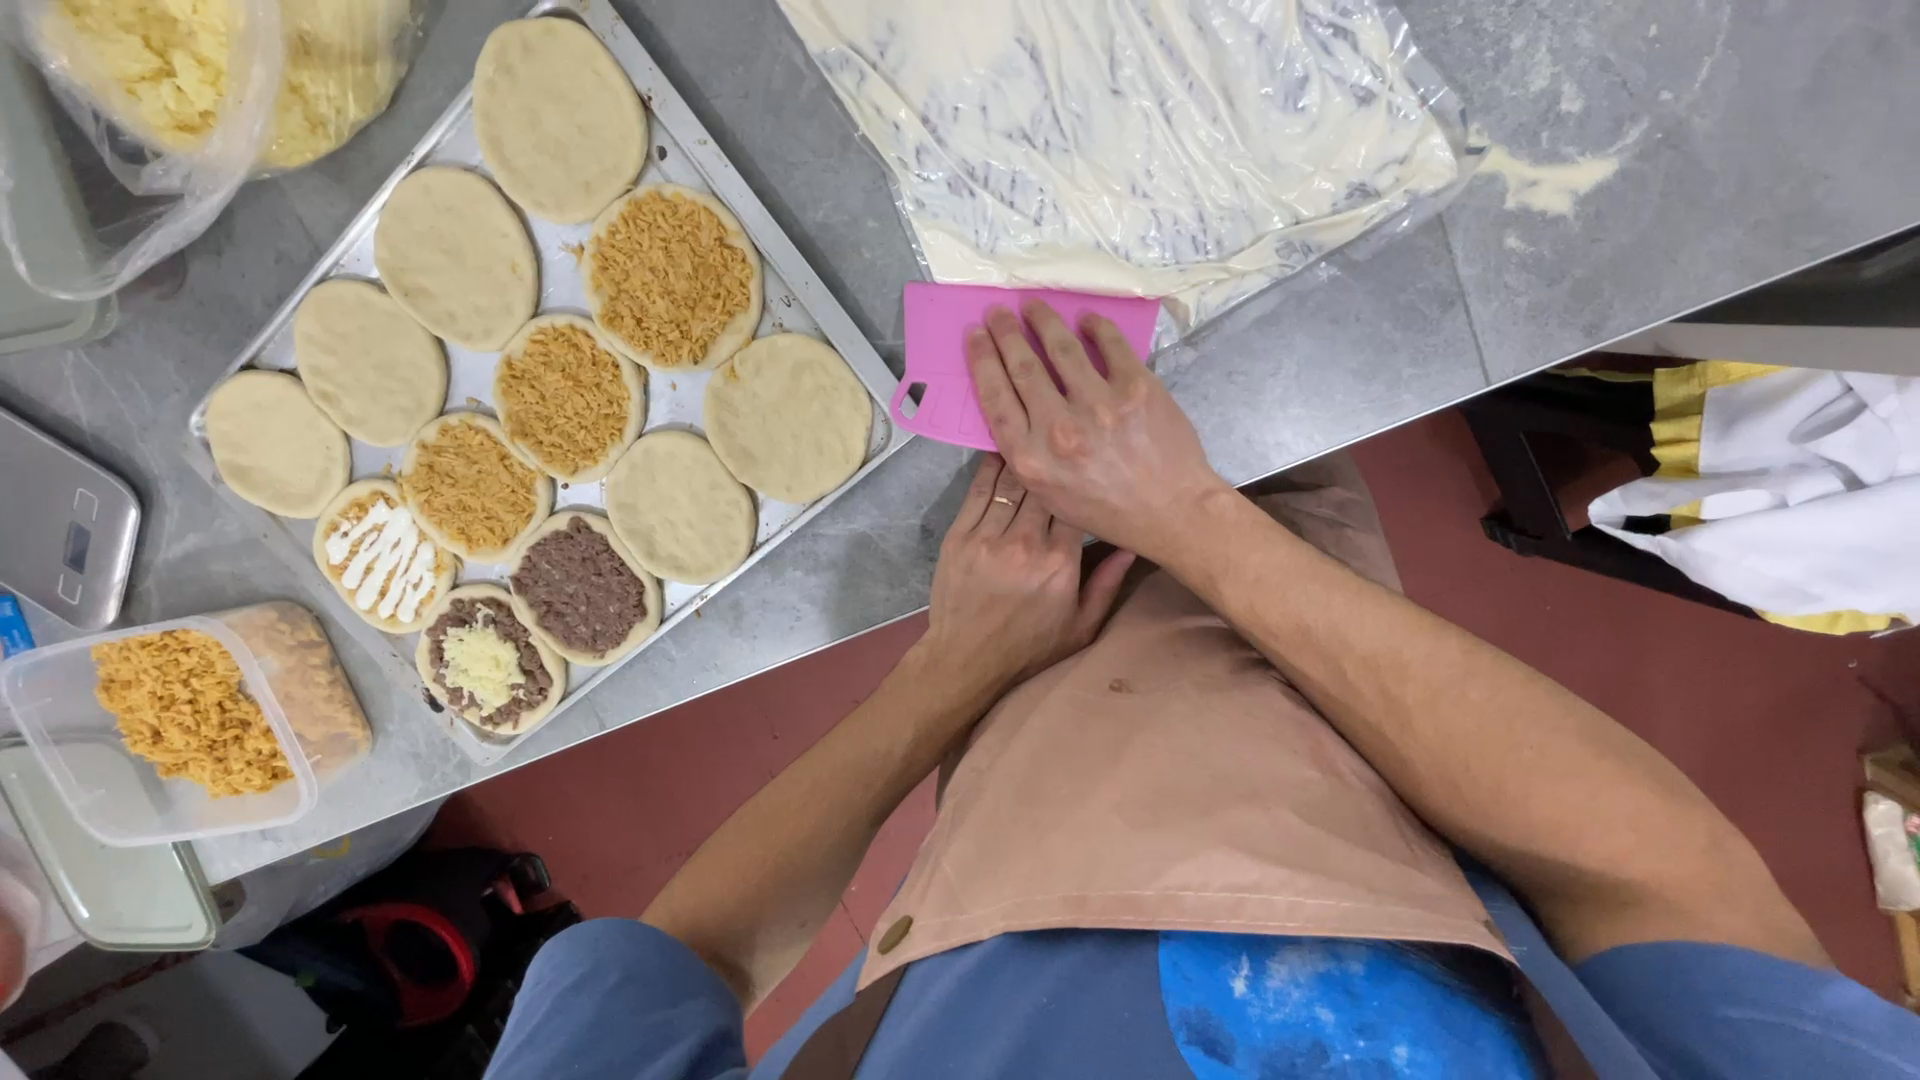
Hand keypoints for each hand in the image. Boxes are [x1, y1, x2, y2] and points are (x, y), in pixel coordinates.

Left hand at [916, 454, 1134, 698]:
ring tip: (1034, 434)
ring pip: (1011, 481)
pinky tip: (1001, 449)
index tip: (1088, 467)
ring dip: (1024, 456)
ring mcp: (988, 538)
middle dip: (1055, 463)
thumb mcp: (1082, 625)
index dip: (1082, 482)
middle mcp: (1025, 544)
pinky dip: (991, 468)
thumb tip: (1134, 543)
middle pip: (1044, 485)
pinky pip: (978, 491)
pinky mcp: (959, 537)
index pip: (1076, 504)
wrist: (967, 660)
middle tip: (1062, 441)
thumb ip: (1108, 583)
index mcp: (1060, 564)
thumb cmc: (1030, 647)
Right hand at [966, 301, 1230, 564]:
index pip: (995, 397)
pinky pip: (1110, 344)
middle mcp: (1058, 428)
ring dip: (1043, 320)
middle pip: (1022, 366)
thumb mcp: (1048, 494)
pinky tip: (1086, 319)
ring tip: (1034, 307)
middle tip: (998, 311)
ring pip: (1062, 347)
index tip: (975, 335)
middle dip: (1005, 332)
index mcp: (1031, 458)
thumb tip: (1012, 405)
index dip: (982, 360)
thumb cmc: (1106, 509)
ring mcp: (1098, 405)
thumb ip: (1026, 453)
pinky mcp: (1135, 388)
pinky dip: (1095, 326)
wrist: (1169, 511)